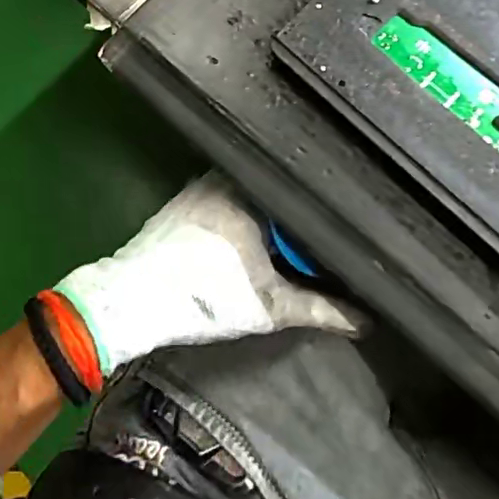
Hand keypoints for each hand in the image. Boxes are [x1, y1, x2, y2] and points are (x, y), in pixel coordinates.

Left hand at [50, 173, 362, 377]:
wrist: (132, 299)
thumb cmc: (204, 297)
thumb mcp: (270, 307)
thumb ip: (322, 308)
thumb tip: (366, 320)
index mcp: (253, 193)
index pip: (303, 198)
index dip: (322, 224)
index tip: (336, 243)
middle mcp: (225, 178)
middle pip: (276, 196)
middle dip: (295, 222)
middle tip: (313, 250)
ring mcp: (199, 186)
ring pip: (249, 197)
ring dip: (266, 220)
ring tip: (285, 247)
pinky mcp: (182, 201)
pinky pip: (224, 200)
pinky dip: (240, 218)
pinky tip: (246, 242)